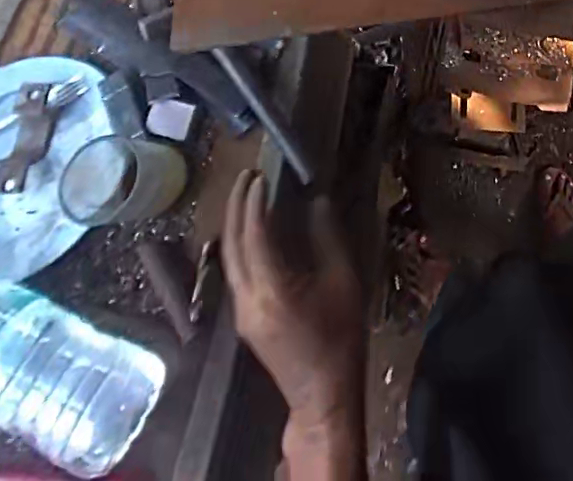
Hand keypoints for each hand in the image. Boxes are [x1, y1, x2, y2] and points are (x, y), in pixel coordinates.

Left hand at [221, 171, 363, 431]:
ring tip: (247, 193)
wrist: (323, 397)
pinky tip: (253, 228)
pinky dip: (240, 242)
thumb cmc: (341, 339)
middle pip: (231, 243)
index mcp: (272, 290)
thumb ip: (328, 238)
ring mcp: (240, 311)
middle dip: (236, 205)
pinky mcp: (242, 318)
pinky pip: (234, 270)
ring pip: (228, 257)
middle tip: (247, 174)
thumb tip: (318, 201)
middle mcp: (247, 299)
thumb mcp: (344, 283)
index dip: (255, 202)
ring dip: (235, 222)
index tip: (261, 176)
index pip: (254, 235)